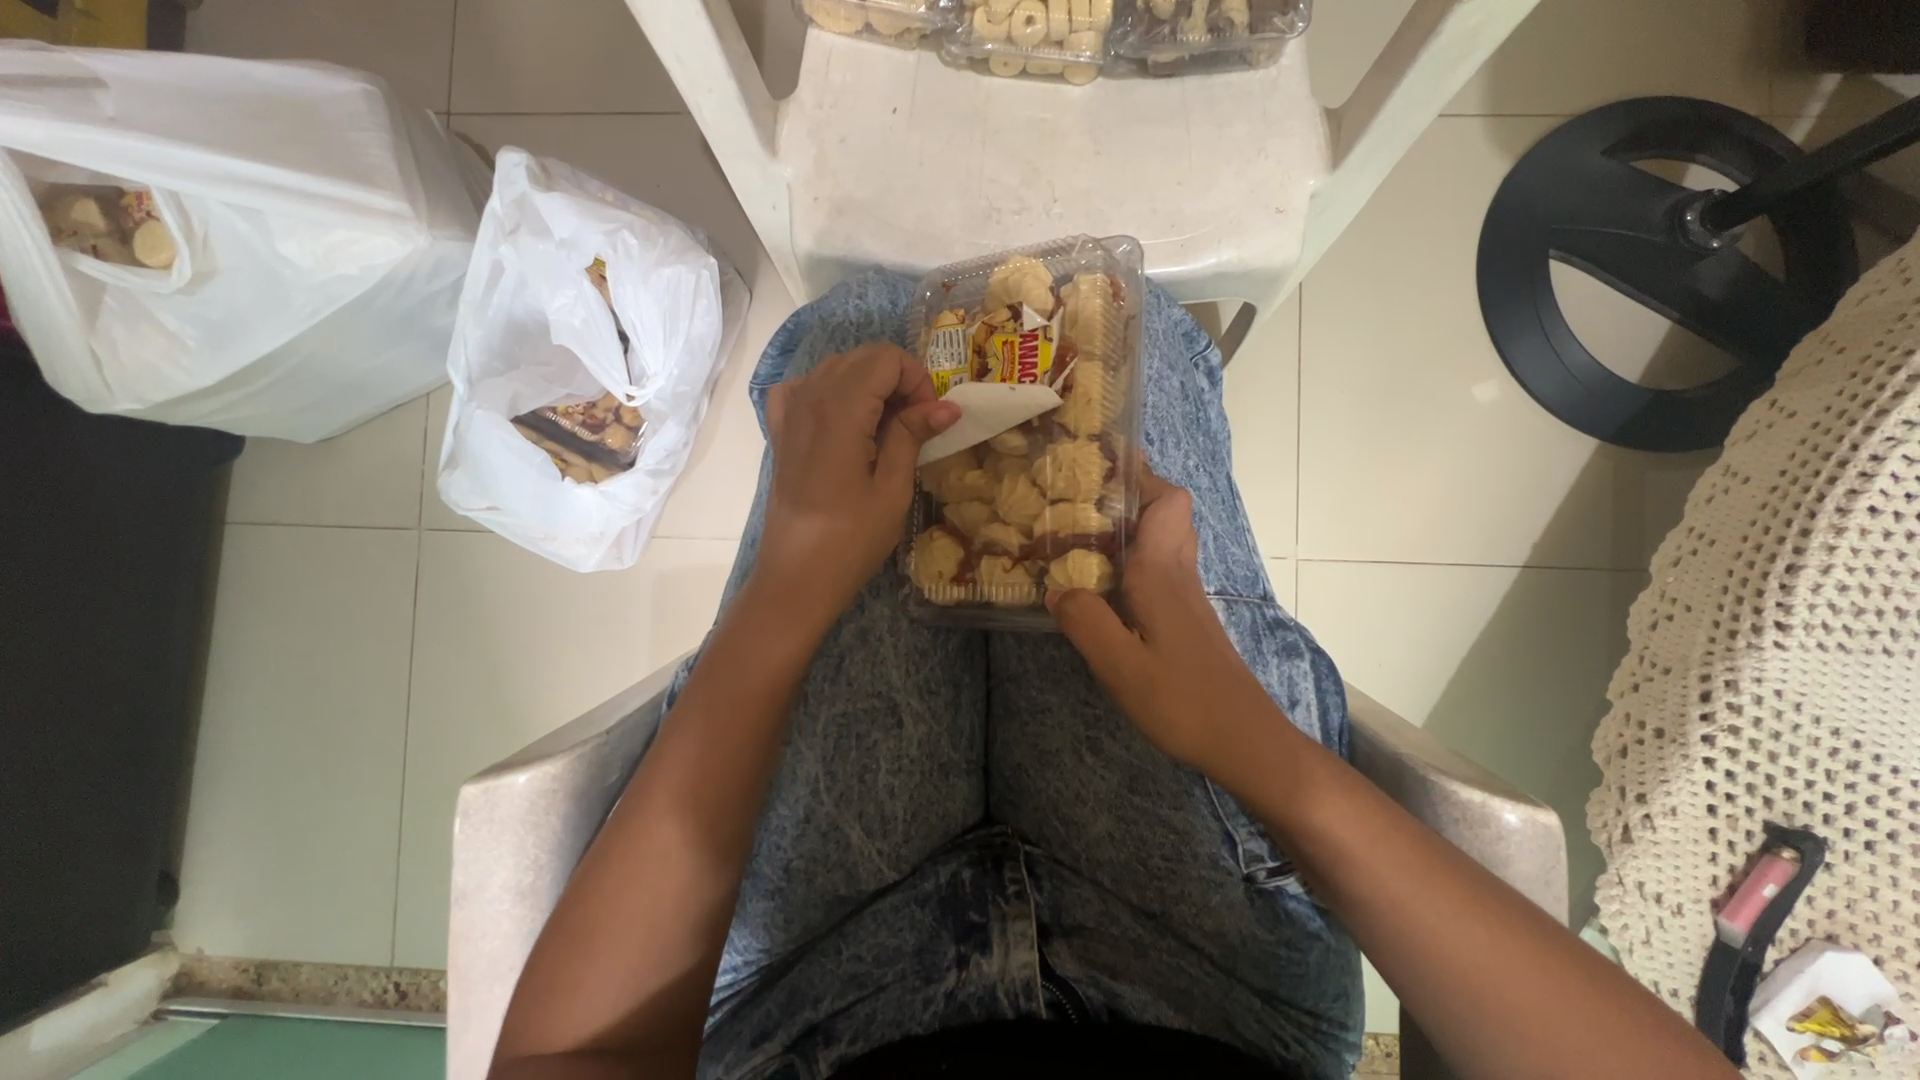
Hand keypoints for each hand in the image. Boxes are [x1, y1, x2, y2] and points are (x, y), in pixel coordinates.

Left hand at [752, 343, 959, 625]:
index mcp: (839, 409)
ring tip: (886, 429)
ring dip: (868, 386)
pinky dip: (830, 393)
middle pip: (861, 357)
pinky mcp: (780, 431)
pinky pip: (805, 388)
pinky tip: (844, 422)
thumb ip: (912, 436)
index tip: (930, 419)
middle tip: (916, 424)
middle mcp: (809, 398)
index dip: (916, 379)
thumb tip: (946, 406)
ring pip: (835, 368)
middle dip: (896, 380)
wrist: (796, 576)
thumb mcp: (892, 489)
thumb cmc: (851, 539)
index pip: (885, 358)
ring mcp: (789, 413)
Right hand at [1047, 469, 1282, 773]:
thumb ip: (1086, 621)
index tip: (1098, 462)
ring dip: (1130, 526)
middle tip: (1080, 497)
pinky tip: (1103, 585)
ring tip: (1081, 532)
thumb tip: (1057, 587)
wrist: (1245, 740)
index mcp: (1161, 574)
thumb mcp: (1120, 667)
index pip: (1166, 500)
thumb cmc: (1183, 702)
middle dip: (1129, 493)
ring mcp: (1186, 598)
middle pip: (1168, 512)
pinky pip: (1160, 568)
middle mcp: (1178, 575)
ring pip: (1164, 539)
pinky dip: (1133, 559)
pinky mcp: (1187, 620)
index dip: (1138, 473)